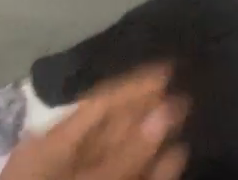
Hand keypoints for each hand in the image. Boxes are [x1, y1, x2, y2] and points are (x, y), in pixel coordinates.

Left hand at [0, 67, 188, 179]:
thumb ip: (128, 153)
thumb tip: (169, 108)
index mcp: (50, 144)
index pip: (99, 103)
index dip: (136, 85)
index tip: (173, 69)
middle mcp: (61, 161)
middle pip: (111, 128)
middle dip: (148, 111)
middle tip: (188, 91)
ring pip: (121, 157)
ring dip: (153, 143)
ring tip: (187, 121)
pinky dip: (149, 173)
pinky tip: (176, 159)